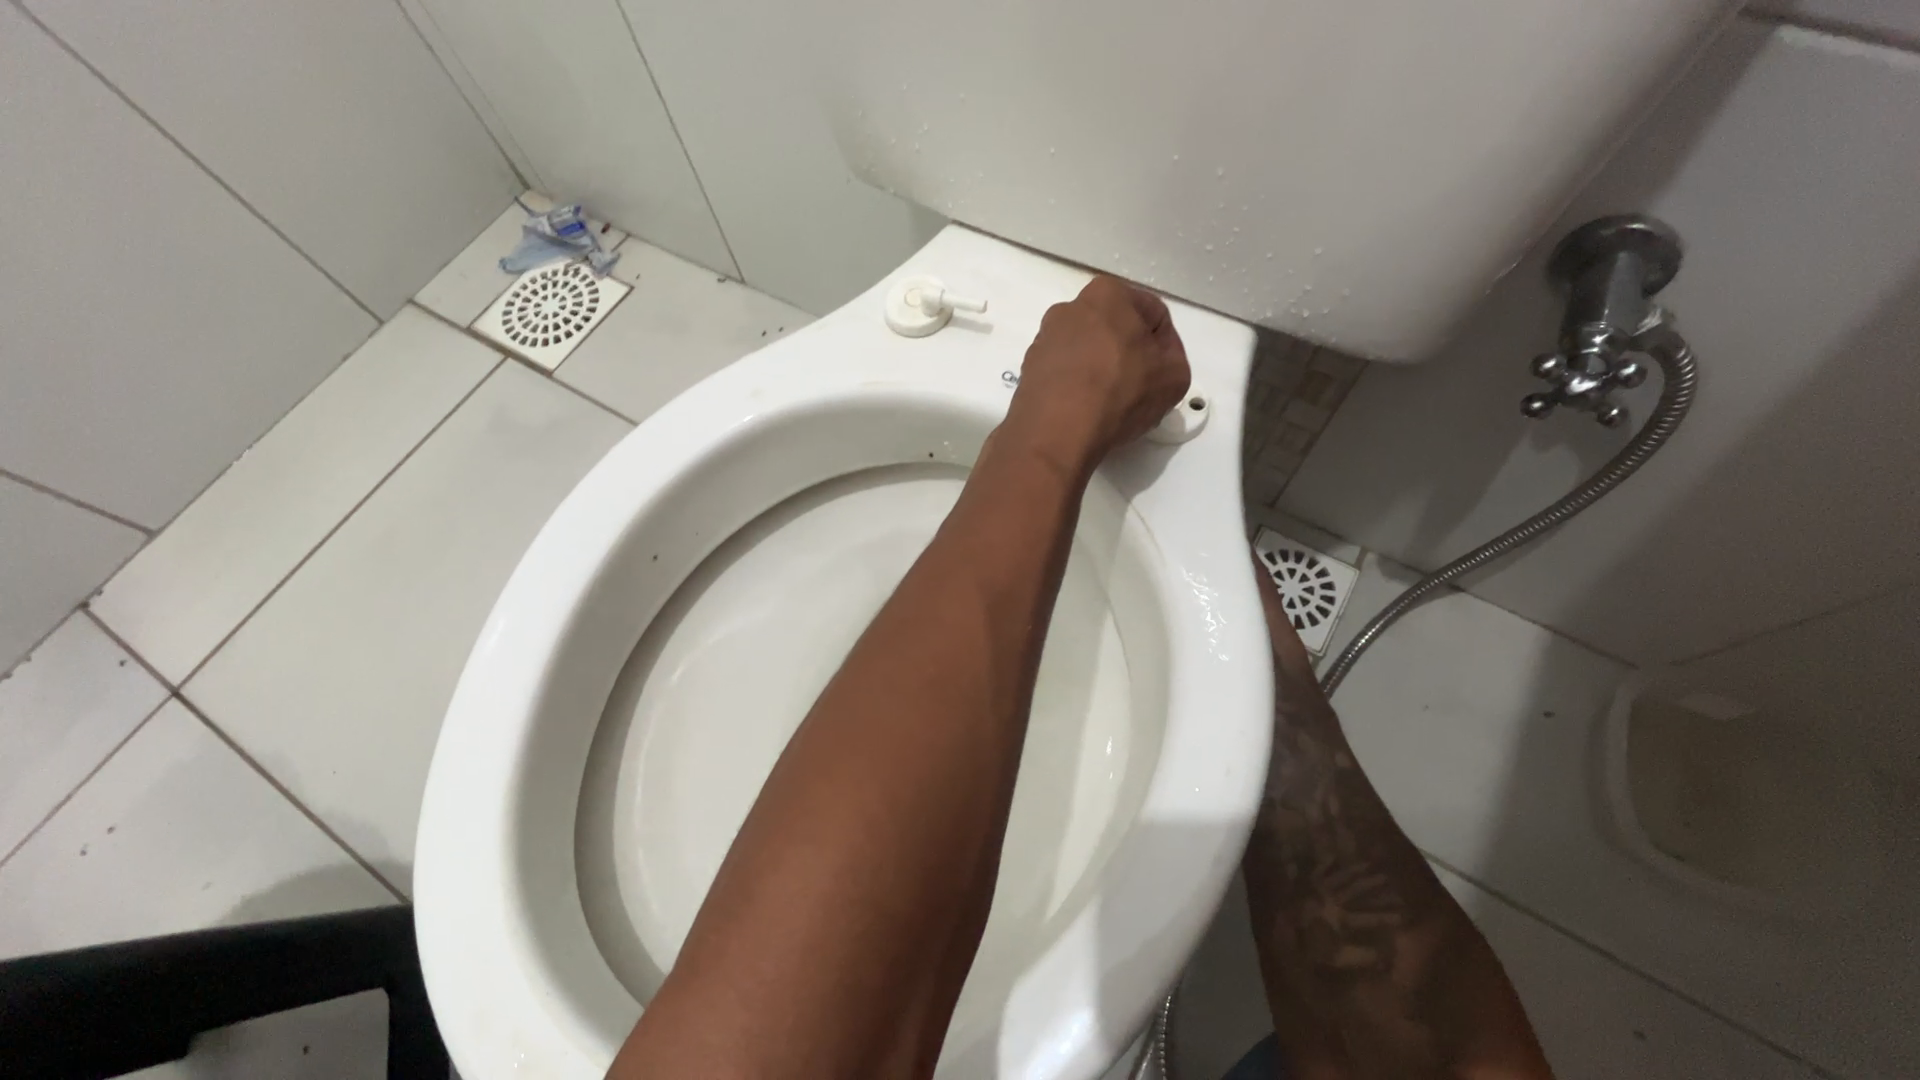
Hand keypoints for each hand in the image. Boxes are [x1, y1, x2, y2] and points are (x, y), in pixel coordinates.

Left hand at [1003, 276, 1190, 472]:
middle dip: (1131, 355)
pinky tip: (1086, 411)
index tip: (1165, 374)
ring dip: (1103, 371)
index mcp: (1107, 294)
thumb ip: (1173, 359)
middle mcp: (1069, 308)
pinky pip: (1065, 374)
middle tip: (1141, 389)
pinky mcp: (1029, 370)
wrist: (1056, 432)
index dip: (1167, 346)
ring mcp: (1044, 340)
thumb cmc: (1120, 392)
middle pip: (1115, 331)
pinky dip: (1078, 387)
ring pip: (1087, 352)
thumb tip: (1155, 361)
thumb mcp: (1174, 376)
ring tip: (1111, 405)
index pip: (1153, 314)